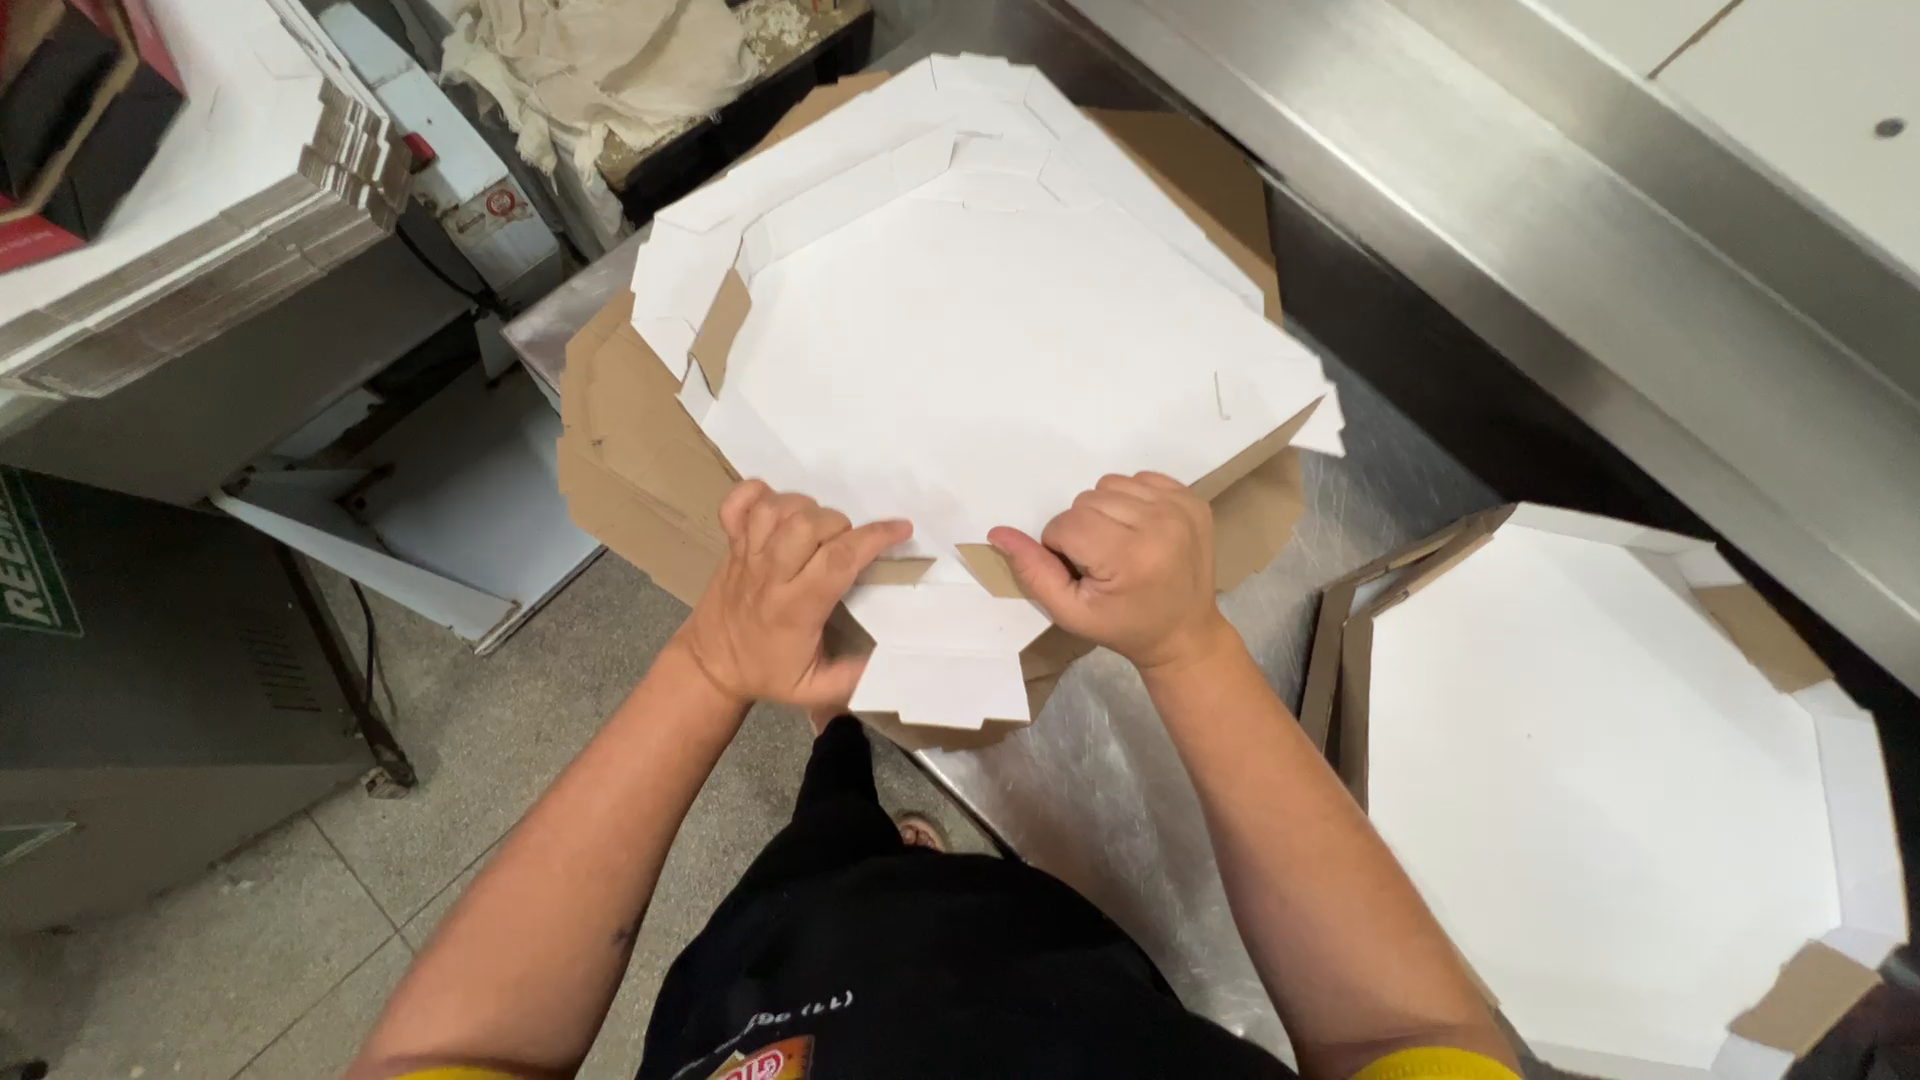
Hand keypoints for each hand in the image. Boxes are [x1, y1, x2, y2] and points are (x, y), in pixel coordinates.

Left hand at [679, 480, 910, 706]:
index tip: (901, 529)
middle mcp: (770, 575)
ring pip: (777, 508)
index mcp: (795, 608)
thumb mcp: (815, 689)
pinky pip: (737, 503)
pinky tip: (777, 506)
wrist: (710, 666)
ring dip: (806, 507)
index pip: (838, 559)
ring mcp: (746, 555)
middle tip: (847, 544)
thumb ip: (854, 677)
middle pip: (808, 524)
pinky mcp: (730, 543)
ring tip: (818, 528)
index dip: (875, 537)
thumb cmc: (768, 674)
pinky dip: (757, 493)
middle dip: (841, 524)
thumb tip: (891, 655)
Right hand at [988, 472, 1235, 674]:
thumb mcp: (1070, 611)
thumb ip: (1032, 571)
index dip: (1061, 547)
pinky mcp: (1192, 499)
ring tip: (1118, 543)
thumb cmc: (1123, 626)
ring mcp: (1180, 509)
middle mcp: (1160, 525)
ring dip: (1103, 511)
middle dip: (1081, 528)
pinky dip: (1130, 499)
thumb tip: (998, 533)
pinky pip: (1139, 477)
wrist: (1184, 632)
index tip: (1081, 571)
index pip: (1066, 524)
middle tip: (1100, 561)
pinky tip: (1138, 530)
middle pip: (1087, 501)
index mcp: (1130, 557)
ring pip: (1109, 484)